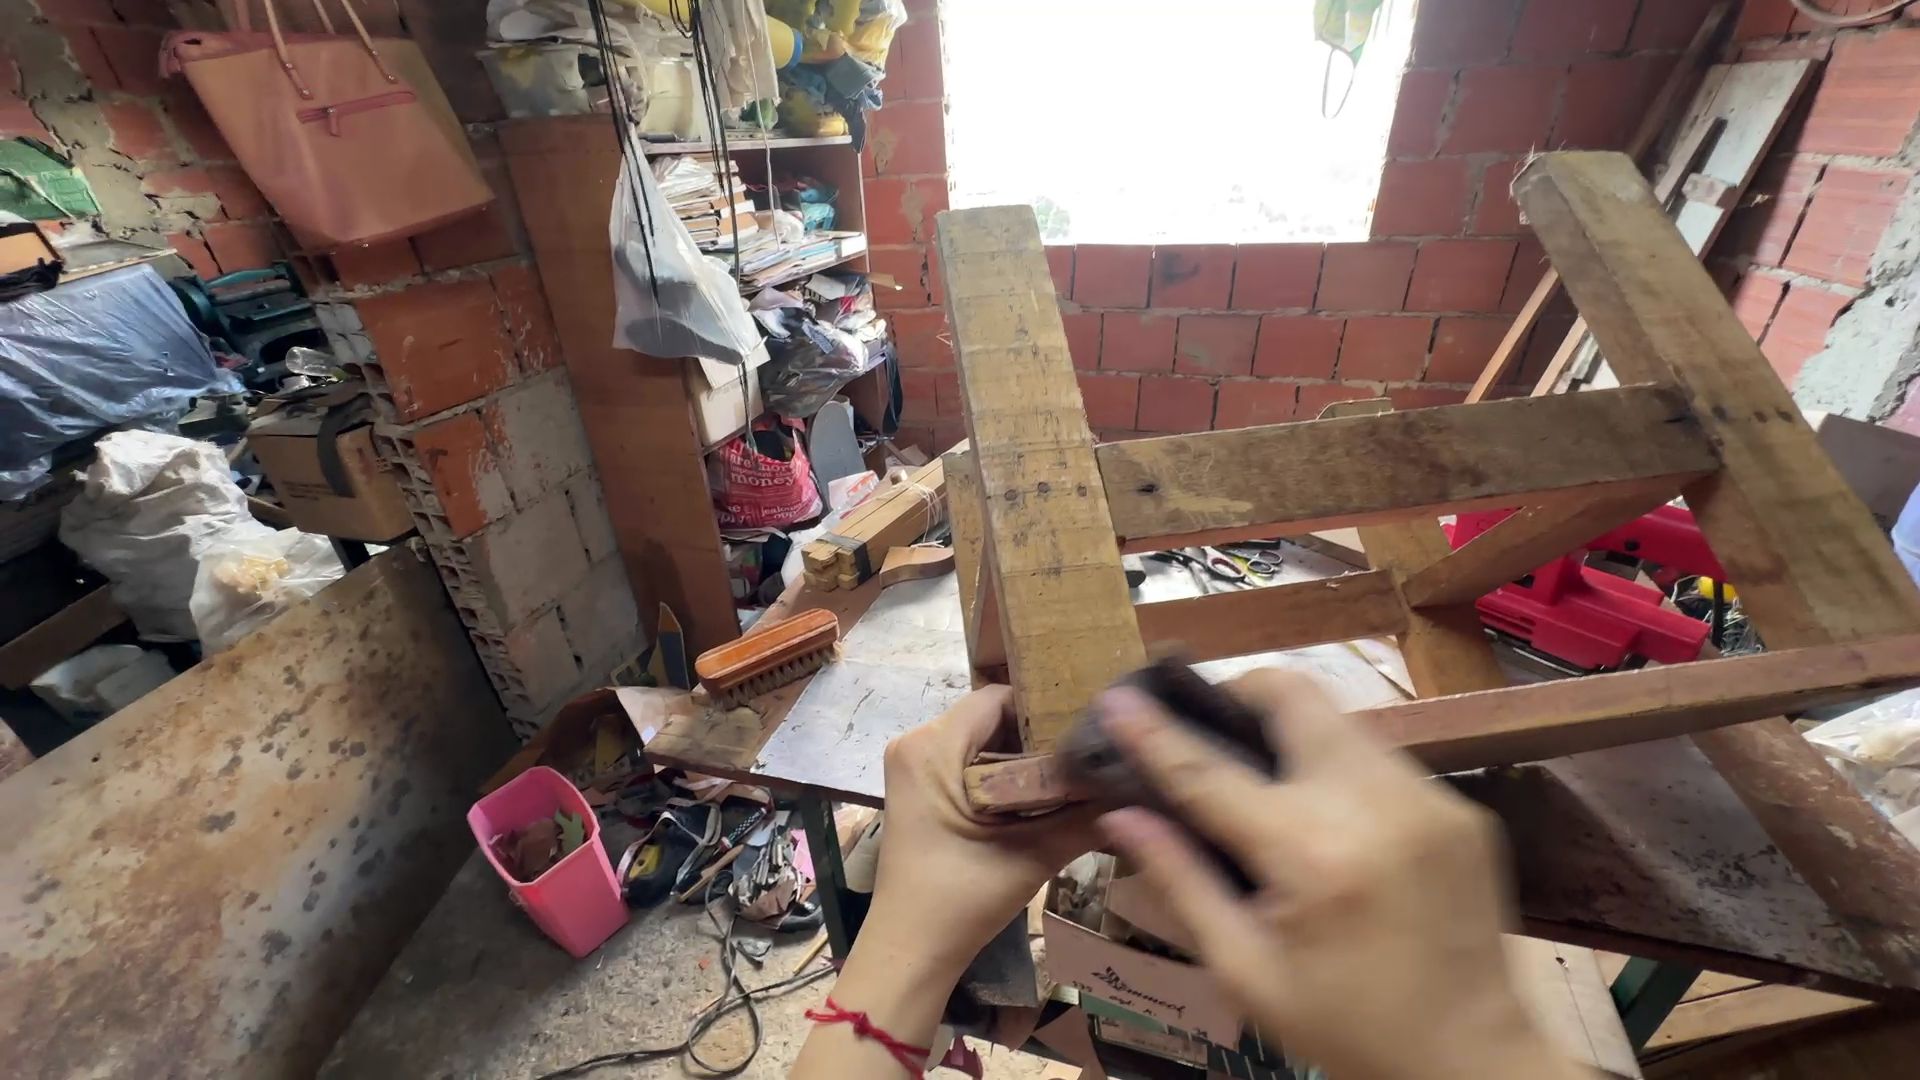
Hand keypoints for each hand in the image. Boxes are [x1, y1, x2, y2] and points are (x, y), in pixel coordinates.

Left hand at [867, 684, 1100, 969]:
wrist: (909, 950)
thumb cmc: (960, 899)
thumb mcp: (1030, 856)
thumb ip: (1082, 819)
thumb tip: (1135, 791)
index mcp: (931, 747)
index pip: (996, 698)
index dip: (1042, 709)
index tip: (1085, 729)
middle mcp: (915, 741)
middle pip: (988, 716)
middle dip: (1035, 734)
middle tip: (1085, 754)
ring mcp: (912, 762)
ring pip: (979, 736)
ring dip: (1019, 754)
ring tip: (1067, 772)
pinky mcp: (917, 783)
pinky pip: (965, 756)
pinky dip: (998, 770)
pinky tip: (1034, 791)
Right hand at [1096, 670, 1580, 1079]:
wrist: (1481, 1069)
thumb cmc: (1345, 1027)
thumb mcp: (1244, 968)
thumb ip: (1180, 879)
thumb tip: (1121, 814)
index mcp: (1311, 855)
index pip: (1210, 771)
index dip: (1155, 732)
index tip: (1118, 698)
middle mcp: (1374, 805)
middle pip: (1293, 695)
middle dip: (1241, 693)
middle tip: (1213, 726)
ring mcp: (1428, 799)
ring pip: (1335, 718)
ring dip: (1289, 732)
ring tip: (1268, 778)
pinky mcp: (1460, 808)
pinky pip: (1375, 755)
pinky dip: (1333, 766)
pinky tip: (1329, 817)